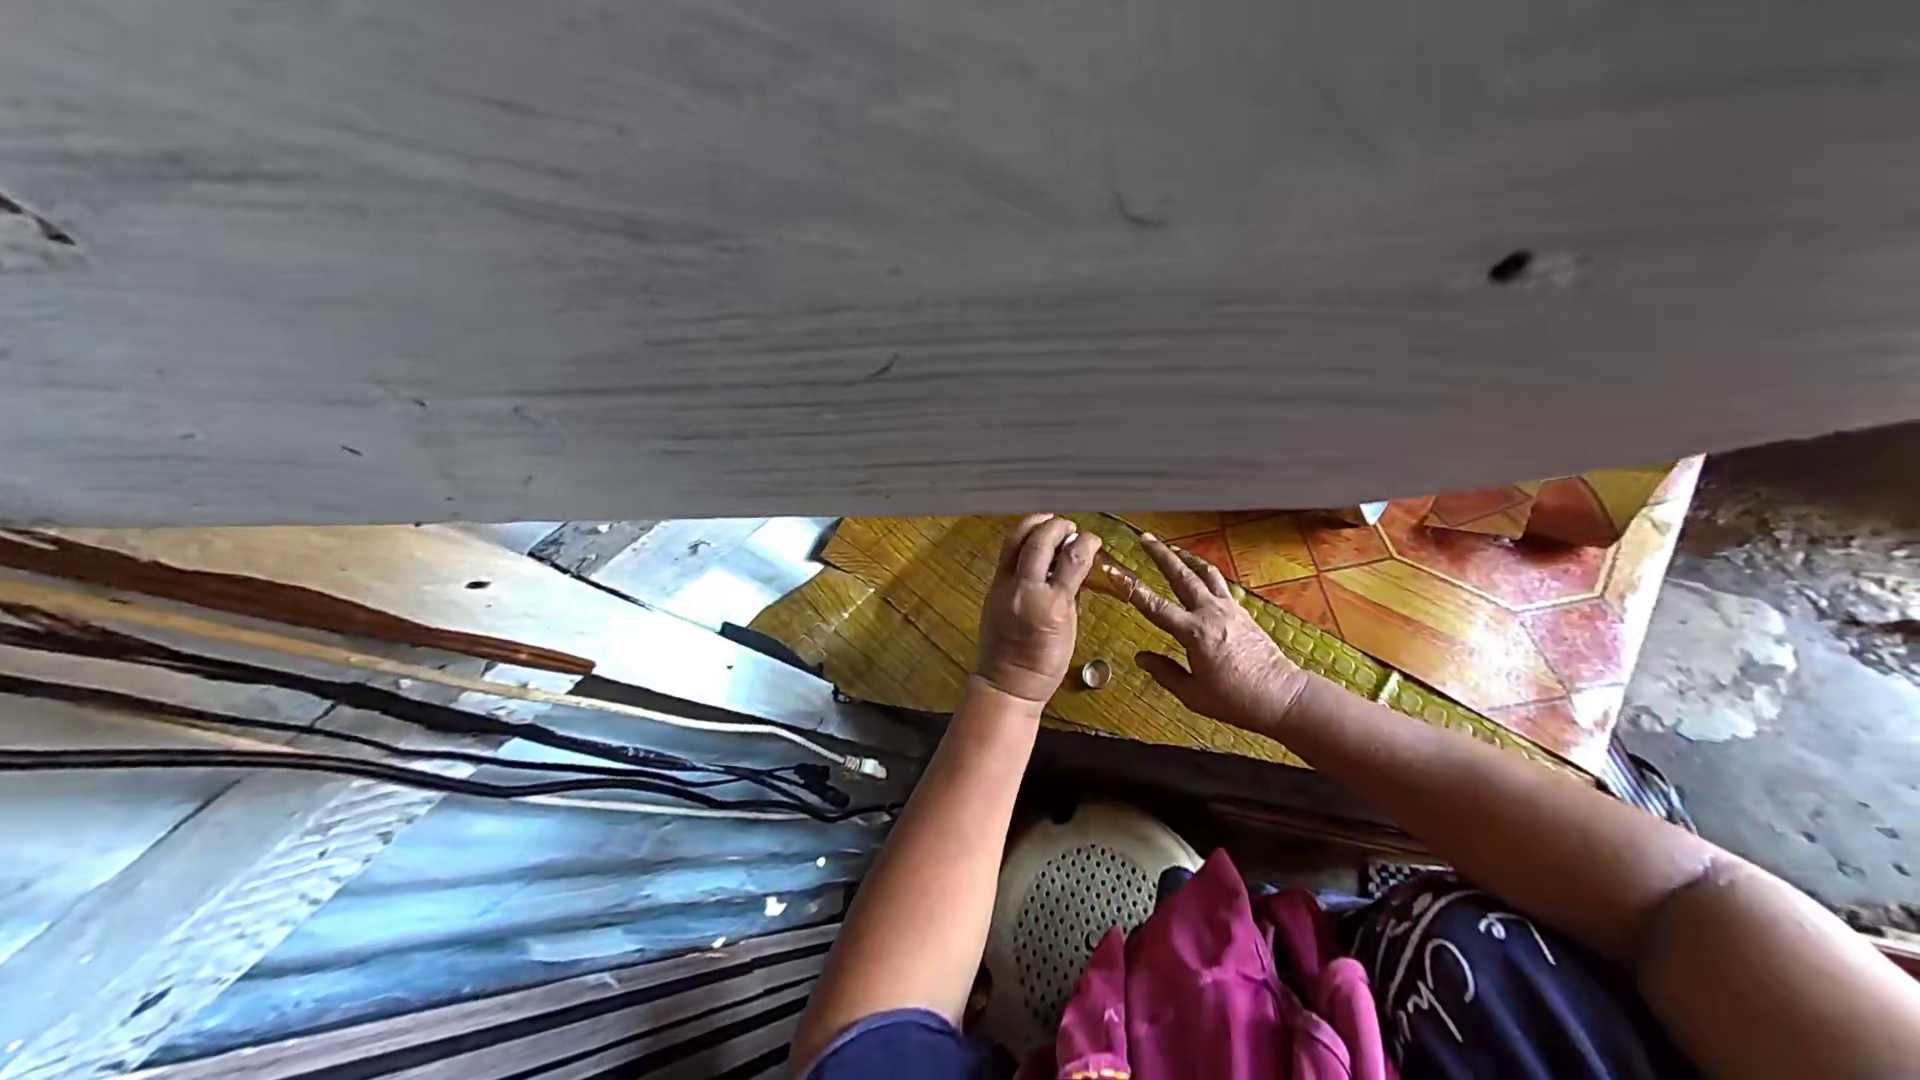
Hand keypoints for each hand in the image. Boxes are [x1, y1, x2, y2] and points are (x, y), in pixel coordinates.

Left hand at [973, 514, 1101, 704]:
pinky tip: (1031, 539)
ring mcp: (1003, 587)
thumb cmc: (1043, 664)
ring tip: (1049, 521)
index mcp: (1052, 606)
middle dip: (1057, 527)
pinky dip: (1020, 541)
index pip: (1073, 560)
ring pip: (1015, 542)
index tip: (1093, 539)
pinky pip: (1005, 555)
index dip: (1086, 543)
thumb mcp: (1070, 629)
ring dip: (1034, 526)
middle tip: (1069, 525)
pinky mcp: (992, 587)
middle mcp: (1025, 591)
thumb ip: (1073, 594)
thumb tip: (1078, 565)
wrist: (1006, 682)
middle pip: (1039, 543)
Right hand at [1127, 534, 1310, 731]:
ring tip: (1172, 548)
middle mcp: (1211, 614)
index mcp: (1195, 634)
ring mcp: (1229, 609)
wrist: (1282, 696)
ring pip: (1204, 573)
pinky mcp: (1241, 611)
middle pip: (1181, 575)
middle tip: (1145, 538)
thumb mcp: (1192, 693)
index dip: (1131, 588)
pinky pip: (1220, 583)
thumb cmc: (1236, 700)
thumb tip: (1142, 657)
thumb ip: (1164, 672)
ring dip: (1185, 557)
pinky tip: (1199, 572)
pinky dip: (1205, 572)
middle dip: (1160, 554)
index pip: (1154, 606)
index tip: (1115, 572)